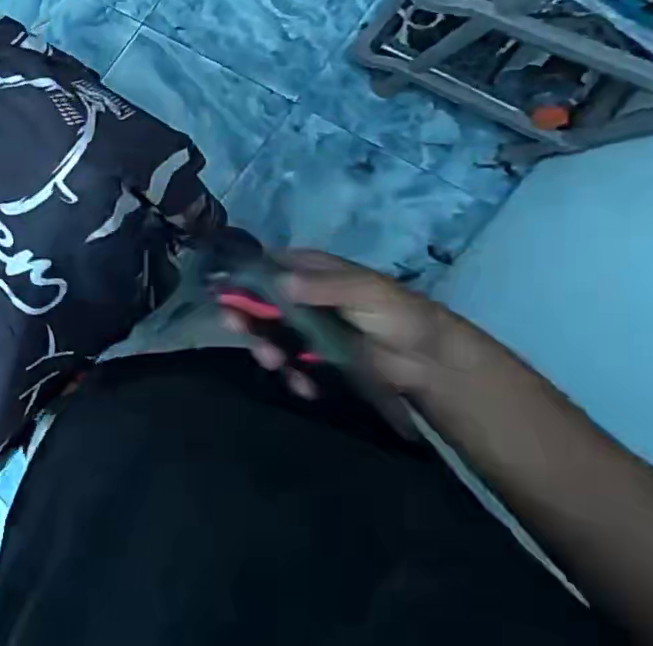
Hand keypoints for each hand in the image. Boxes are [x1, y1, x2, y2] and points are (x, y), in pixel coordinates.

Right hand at [221, 249, 463, 398]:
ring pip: (269, 335)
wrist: (430, 361)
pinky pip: (291, 365)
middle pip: (258, 303)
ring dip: (265, 348)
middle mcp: (299, 297)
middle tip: (234, 326)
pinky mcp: (314, 361)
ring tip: (274, 362)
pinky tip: (304, 385)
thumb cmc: (397, 312)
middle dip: (245, 316)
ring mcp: (305, 330)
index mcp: (308, 270)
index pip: (265, 267)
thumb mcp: (364, 290)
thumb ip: (323, 285)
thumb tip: (280, 283)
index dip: (241, 278)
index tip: (223, 291)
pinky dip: (292, 376)